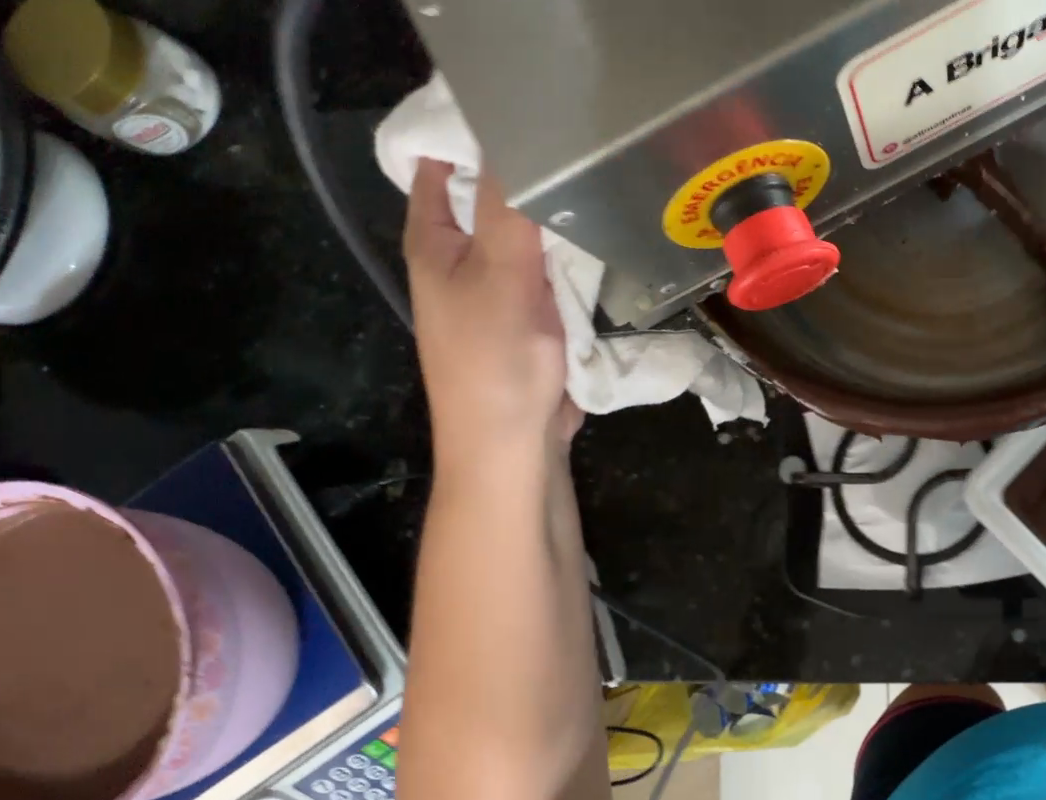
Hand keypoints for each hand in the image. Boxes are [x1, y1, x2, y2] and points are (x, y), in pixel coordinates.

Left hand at [404, 159, 581, 469]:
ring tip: (610, 192)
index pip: (444, 159)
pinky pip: (561, 276)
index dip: (478, 131)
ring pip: (538, 238)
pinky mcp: (540, 318)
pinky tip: (610, 249)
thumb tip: (521, 138)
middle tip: (589, 150)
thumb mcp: (499, 273)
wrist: (513, 444)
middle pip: (501, 197)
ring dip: (567, 224)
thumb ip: (508, 205)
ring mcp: (506, 289)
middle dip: (539, 179)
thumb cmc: (493, 360)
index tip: (532, 109)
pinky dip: (581, 264)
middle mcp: (466, 256)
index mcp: (435, 236)